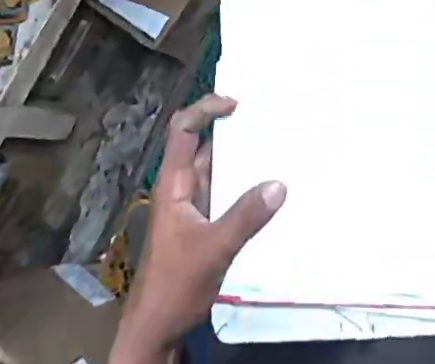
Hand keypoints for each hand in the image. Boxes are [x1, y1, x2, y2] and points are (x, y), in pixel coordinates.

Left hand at [112, 96, 284, 363]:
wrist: (154, 330)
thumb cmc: (174, 284)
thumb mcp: (213, 249)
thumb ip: (245, 217)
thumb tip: (280, 183)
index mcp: (173, 182)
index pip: (182, 129)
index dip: (205, 108)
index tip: (236, 104)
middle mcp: (181, 186)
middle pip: (202, 143)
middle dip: (230, 127)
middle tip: (266, 116)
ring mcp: (191, 205)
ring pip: (216, 167)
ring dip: (240, 155)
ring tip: (275, 141)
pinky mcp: (202, 223)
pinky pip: (224, 190)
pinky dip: (243, 181)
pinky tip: (268, 184)